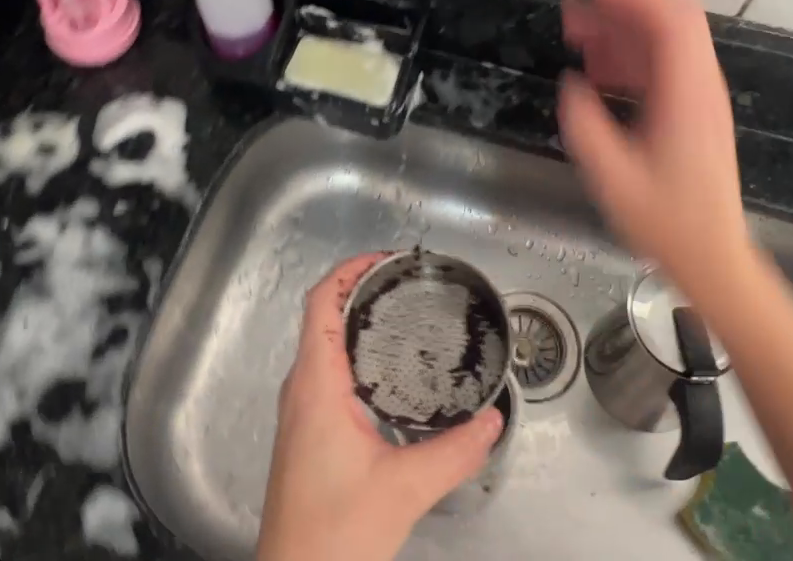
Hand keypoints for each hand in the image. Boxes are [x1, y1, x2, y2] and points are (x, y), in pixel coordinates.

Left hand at [257, 254, 504, 560]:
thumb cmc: (335, 532)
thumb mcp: (403, 488)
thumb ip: (453, 452)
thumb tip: (492, 420)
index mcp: (316, 384)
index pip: (320, 302)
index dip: (349, 271)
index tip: (386, 259)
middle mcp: (302, 388)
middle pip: (322, 316)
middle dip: (361, 290)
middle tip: (408, 283)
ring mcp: (301, 410)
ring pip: (324, 345)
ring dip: (357, 321)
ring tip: (404, 314)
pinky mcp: (307, 432)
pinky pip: (328, 371)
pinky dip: (356, 353)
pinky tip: (391, 371)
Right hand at [557, 0, 751, 304]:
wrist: (712, 257)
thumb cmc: (667, 223)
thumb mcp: (614, 178)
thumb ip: (587, 125)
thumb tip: (572, 84)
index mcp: (687, 94)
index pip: (670, 18)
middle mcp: (697, 85)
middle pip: (668, 18)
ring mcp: (695, 96)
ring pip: (661, 40)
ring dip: (620, 26)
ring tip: (577, 30)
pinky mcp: (688, 110)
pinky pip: (658, 65)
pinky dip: (627, 54)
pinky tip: (596, 66)